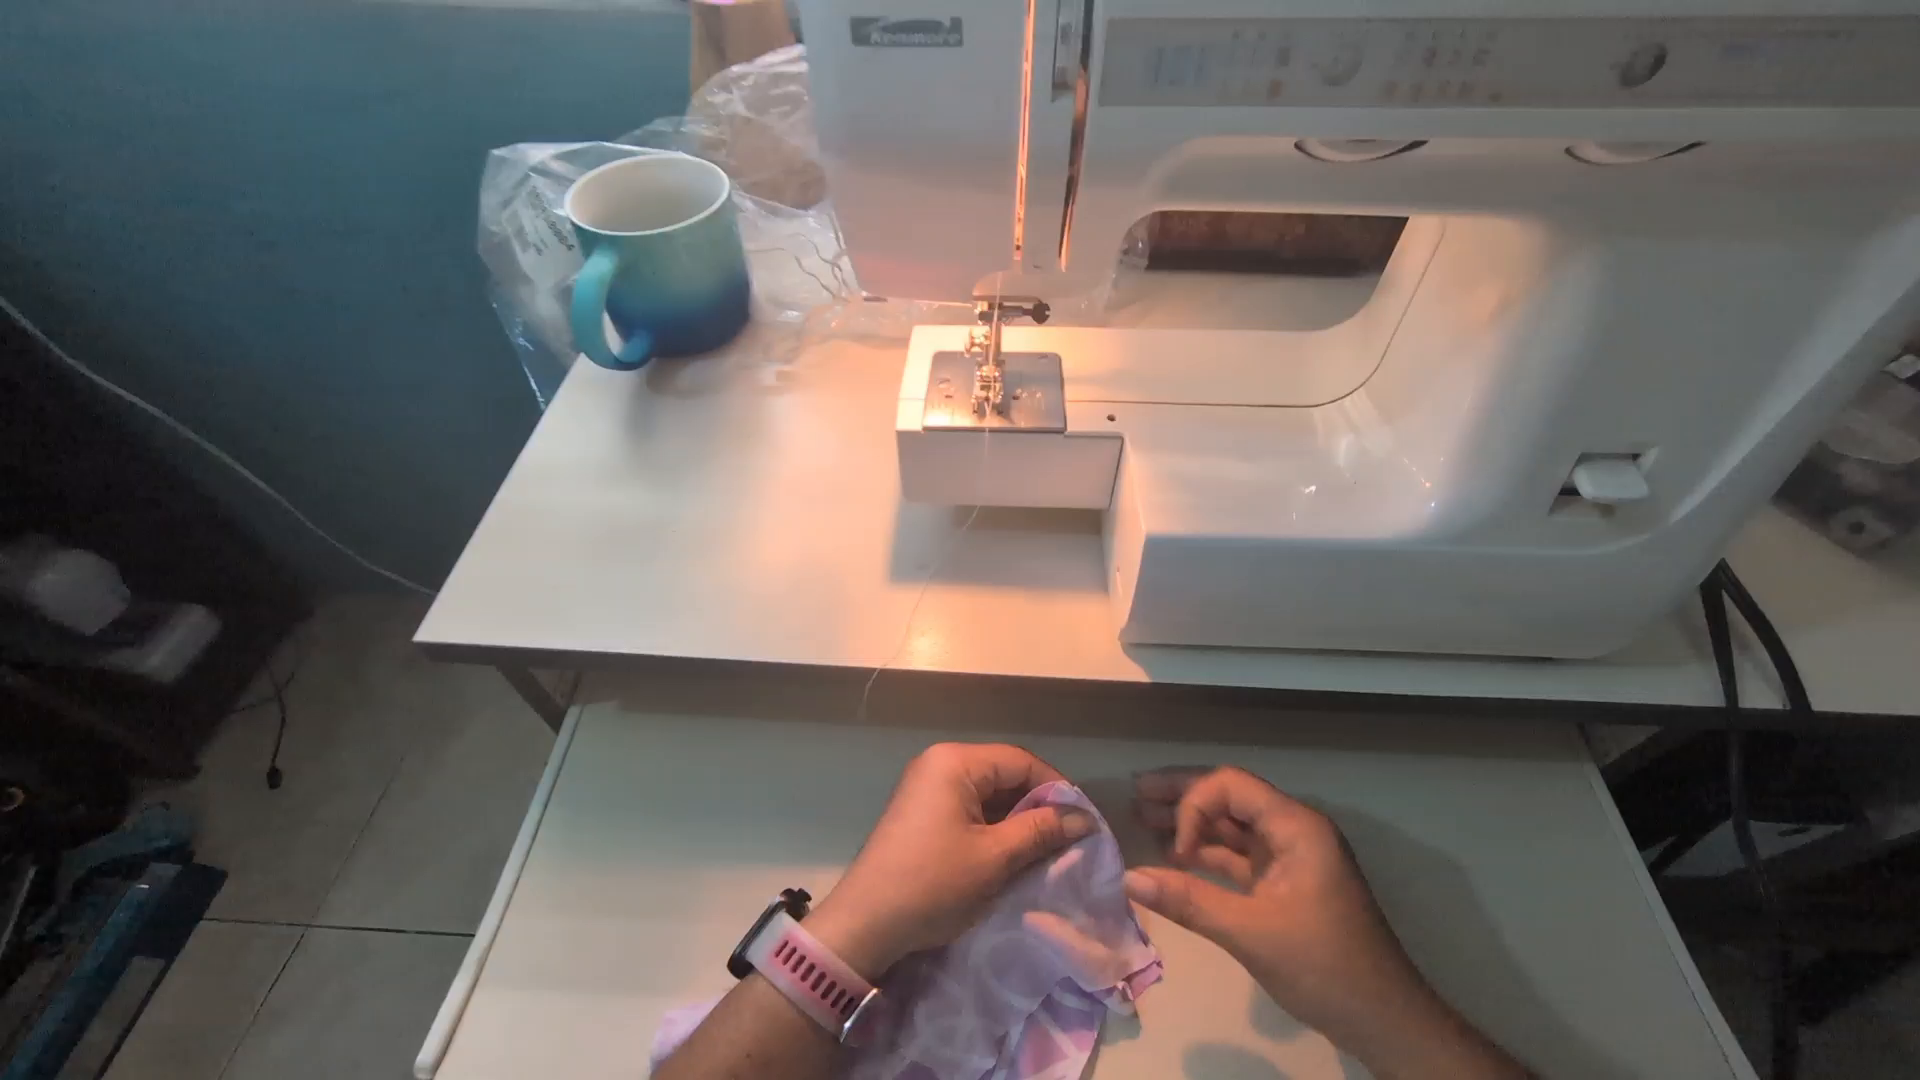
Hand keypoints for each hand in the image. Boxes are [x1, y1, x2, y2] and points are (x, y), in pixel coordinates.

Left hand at [806, 743, 1092, 979]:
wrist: (866, 923)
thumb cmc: (933, 884)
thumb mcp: (995, 858)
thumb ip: (1041, 831)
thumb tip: (1084, 819)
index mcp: (954, 762)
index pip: (1020, 761)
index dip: (1056, 788)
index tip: (1083, 821)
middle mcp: (939, 763)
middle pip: (1003, 773)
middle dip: (1037, 804)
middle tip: (1068, 838)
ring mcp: (927, 786)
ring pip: (988, 793)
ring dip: (1017, 818)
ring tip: (1045, 849)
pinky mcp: (922, 811)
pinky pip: (969, 807)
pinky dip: (993, 827)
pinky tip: (1012, 853)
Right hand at [1125, 767, 1528, 1079]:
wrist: (1384, 1021)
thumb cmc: (1324, 968)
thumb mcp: (1252, 933)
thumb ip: (1189, 901)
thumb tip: (1128, 878)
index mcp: (1297, 827)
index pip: (1231, 786)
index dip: (1193, 806)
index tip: (1176, 852)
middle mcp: (1293, 831)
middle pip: (1229, 798)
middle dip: (1182, 795)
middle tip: (1136, 792)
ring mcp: (1289, 858)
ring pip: (1231, 826)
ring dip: (1190, 823)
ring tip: (1141, 816)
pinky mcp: (1283, 884)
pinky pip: (1237, 855)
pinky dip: (1205, 853)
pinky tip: (1172, 857)